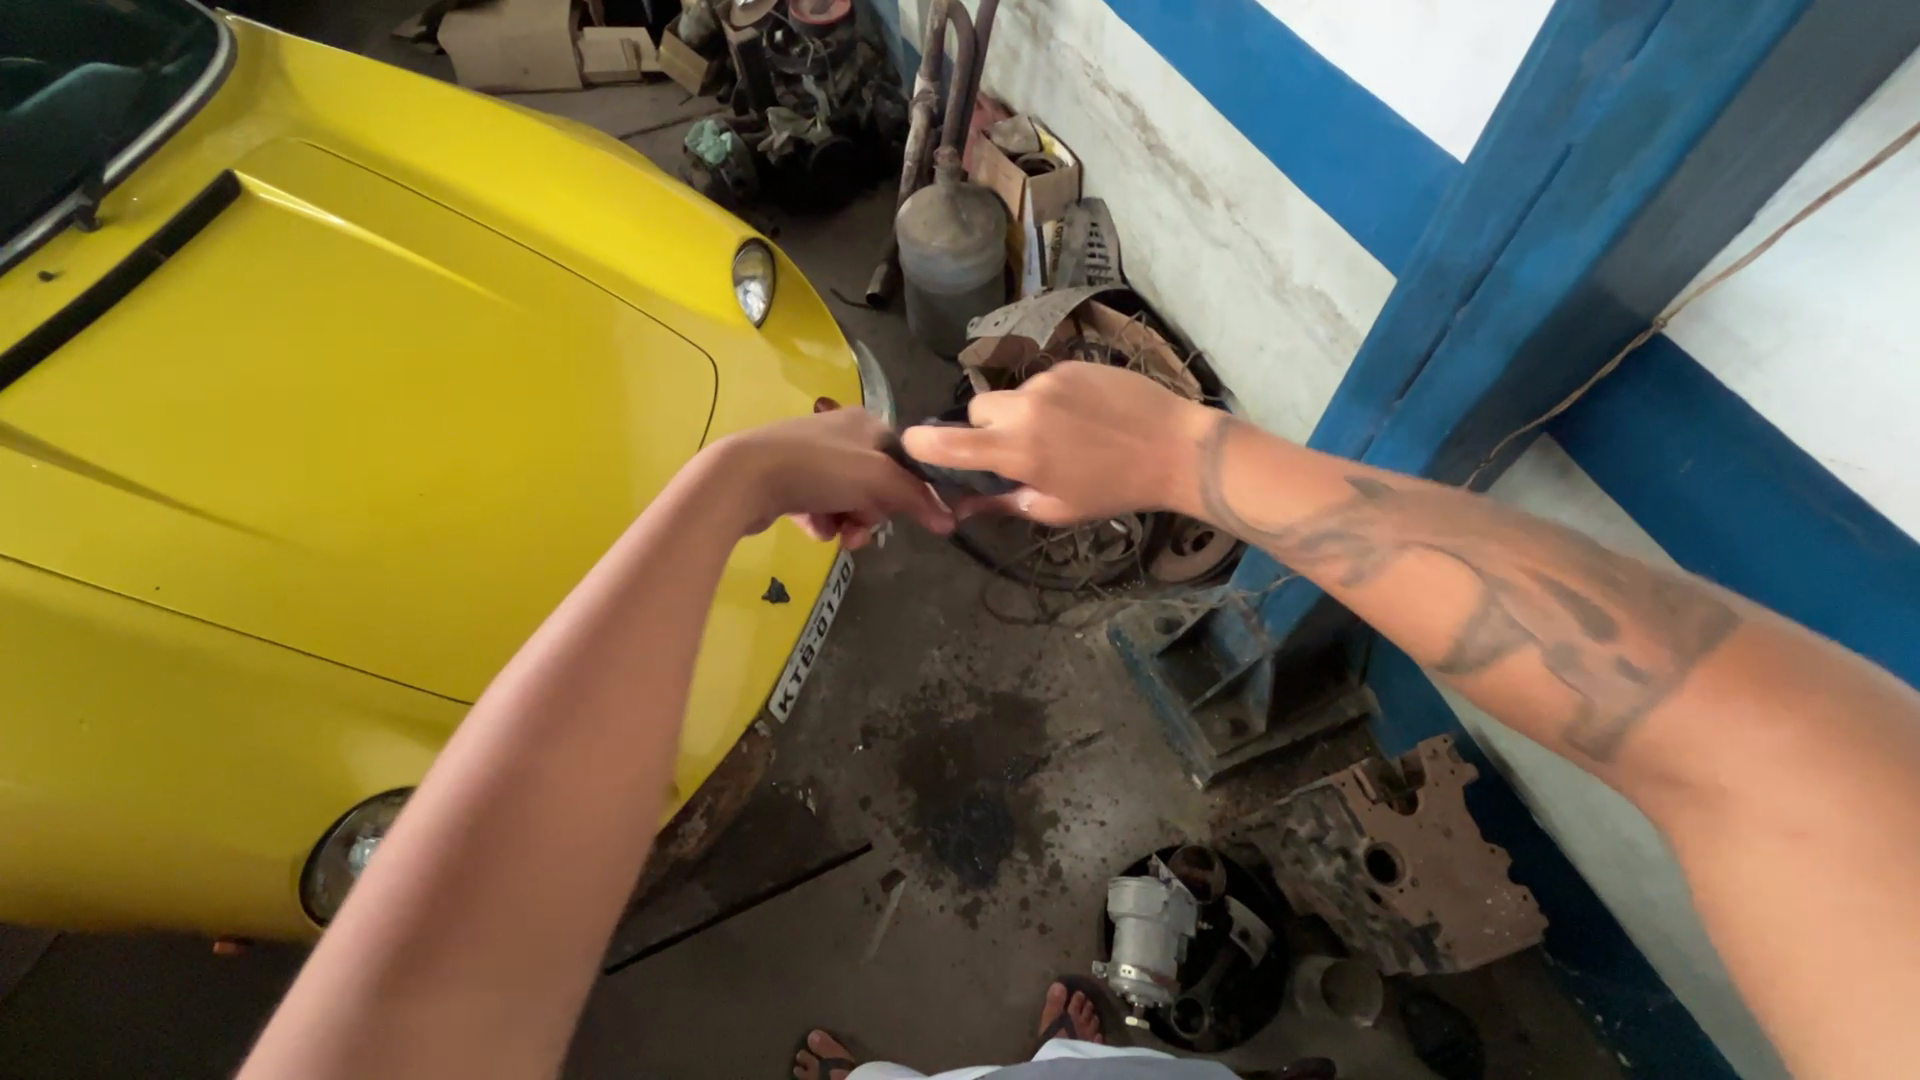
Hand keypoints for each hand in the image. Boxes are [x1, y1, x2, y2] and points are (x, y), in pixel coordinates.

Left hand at [710, 407, 953, 548]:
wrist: (746, 477)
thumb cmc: (819, 469)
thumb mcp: (879, 480)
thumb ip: (917, 499)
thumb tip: (950, 522)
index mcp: (867, 423)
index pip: (906, 460)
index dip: (910, 491)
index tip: (906, 515)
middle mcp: (842, 436)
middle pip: (879, 486)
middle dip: (873, 513)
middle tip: (860, 526)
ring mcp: (813, 459)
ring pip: (850, 501)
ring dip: (849, 523)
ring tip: (836, 534)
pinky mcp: (789, 481)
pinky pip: (822, 509)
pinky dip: (823, 522)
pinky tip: (813, 527)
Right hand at [899, 362, 1216, 524]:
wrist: (1176, 448)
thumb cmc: (1114, 489)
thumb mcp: (1056, 508)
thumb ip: (1001, 502)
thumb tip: (961, 507)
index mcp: (1017, 452)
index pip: (947, 444)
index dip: (921, 446)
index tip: (913, 446)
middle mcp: (1024, 409)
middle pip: (976, 410)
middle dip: (984, 429)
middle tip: (1015, 450)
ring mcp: (1048, 380)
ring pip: (1011, 396)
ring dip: (1019, 414)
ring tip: (1061, 433)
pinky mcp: (1071, 364)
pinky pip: (1042, 381)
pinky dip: (1049, 399)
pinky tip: (1081, 415)